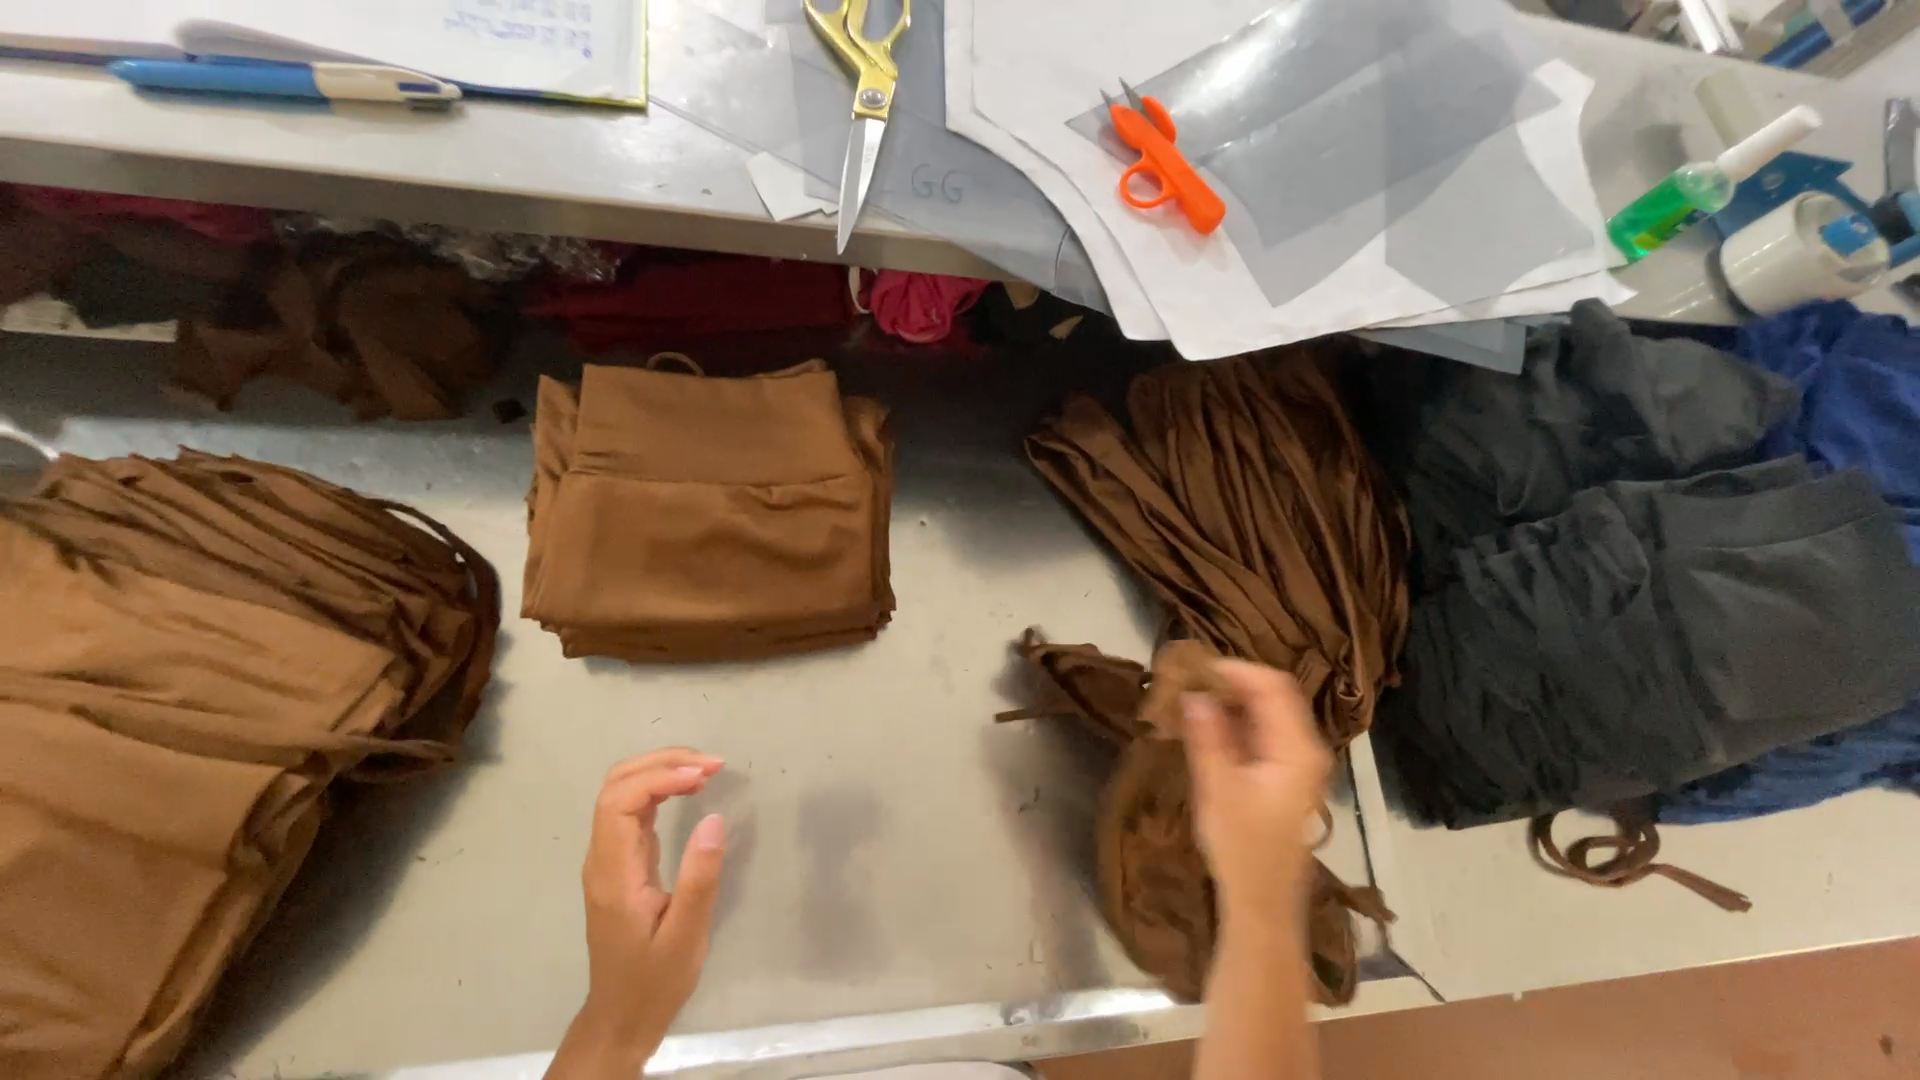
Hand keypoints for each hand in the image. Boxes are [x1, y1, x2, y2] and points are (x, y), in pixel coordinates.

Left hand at [548, 748, 726, 1078]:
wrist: (622, 1015)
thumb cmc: (654, 980)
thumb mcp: (685, 936)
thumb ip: (699, 878)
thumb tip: (714, 819)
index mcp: (612, 873)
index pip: (619, 802)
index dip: (660, 777)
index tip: (704, 776)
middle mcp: (603, 857)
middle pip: (616, 786)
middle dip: (662, 762)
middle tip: (712, 763)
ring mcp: (610, 857)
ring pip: (623, 792)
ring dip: (662, 770)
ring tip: (708, 770)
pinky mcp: (623, 860)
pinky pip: (634, 809)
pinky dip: (662, 788)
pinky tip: (692, 789)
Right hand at [1181, 661, 1330, 929]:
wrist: (1262, 903)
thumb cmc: (1243, 849)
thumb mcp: (1218, 789)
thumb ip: (1207, 737)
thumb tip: (1193, 693)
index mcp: (1297, 749)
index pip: (1272, 686)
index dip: (1234, 669)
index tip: (1192, 668)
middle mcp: (1305, 749)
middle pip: (1270, 696)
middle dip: (1228, 684)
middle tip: (1184, 683)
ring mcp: (1296, 763)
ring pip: (1264, 714)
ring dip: (1228, 703)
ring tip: (1187, 702)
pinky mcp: (1282, 776)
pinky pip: (1260, 734)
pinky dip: (1233, 724)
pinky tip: (1202, 729)